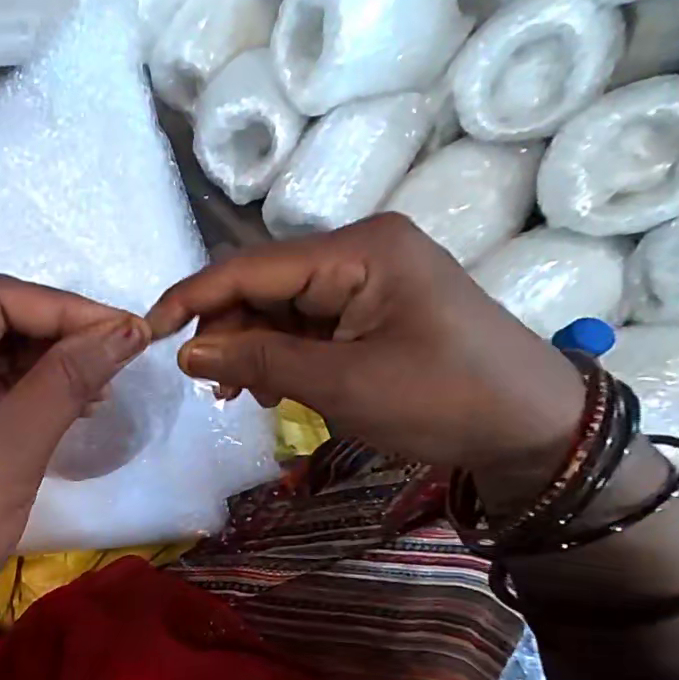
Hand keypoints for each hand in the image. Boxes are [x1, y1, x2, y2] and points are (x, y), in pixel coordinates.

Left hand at [0, 274, 150, 657]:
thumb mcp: (13, 448)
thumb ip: (67, 379)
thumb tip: (127, 329)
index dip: (63, 308)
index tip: (125, 327)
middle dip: (57, 333)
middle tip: (118, 351)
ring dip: (48, 359)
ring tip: (102, 378)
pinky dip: (29, 385)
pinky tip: (73, 396)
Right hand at [148, 214, 586, 495]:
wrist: (531, 428)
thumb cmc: (441, 400)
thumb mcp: (341, 385)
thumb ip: (258, 362)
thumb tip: (184, 351)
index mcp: (357, 251)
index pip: (251, 266)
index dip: (193, 298)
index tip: (147, 331)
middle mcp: (358, 251)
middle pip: (262, 285)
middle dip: (227, 334)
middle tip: (210, 388)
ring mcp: (366, 279)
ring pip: (279, 309)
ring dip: (251, 350)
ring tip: (241, 397)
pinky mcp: (371, 308)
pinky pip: (305, 326)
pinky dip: (280, 357)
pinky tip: (271, 389)